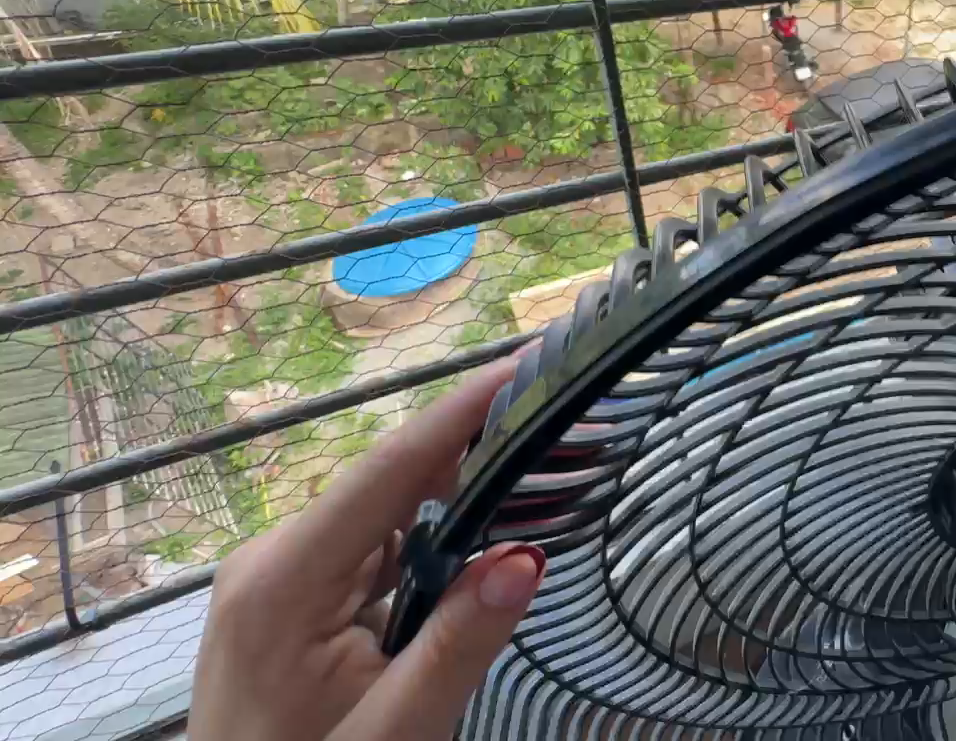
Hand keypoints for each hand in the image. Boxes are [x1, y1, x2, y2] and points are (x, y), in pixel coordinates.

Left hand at [189, 355, 543, 740]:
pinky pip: (394, 526)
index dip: (463, 408)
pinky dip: (452, 511)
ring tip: (551, 446)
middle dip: (485, 434)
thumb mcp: (393, 733)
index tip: (529, 358)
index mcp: (285, 580)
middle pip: (400, 473)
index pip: (390, 470)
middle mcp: (279, 552)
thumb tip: (528, 556)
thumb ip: (457, 647)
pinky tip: (497, 505)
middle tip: (569, 409)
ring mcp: (291, 563)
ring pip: (401, 496)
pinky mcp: (310, 579)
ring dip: (474, 473)